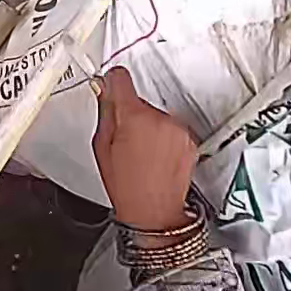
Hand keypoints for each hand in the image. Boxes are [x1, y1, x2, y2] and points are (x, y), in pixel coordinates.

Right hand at [92, 68, 196, 240]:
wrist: (155, 212)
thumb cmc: (127, 185)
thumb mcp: (101, 146)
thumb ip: (104, 112)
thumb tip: (104, 91)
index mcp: (134, 117)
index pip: (121, 79)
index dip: (111, 81)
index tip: (109, 83)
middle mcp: (160, 119)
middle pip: (139, 100)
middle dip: (129, 113)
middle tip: (122, 138)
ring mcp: (177, 129)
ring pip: (155, 114)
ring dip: (147, 125)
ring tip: (139, 152)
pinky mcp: (189, 139)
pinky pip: (170, 127)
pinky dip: (162, 136)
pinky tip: (154, 156)